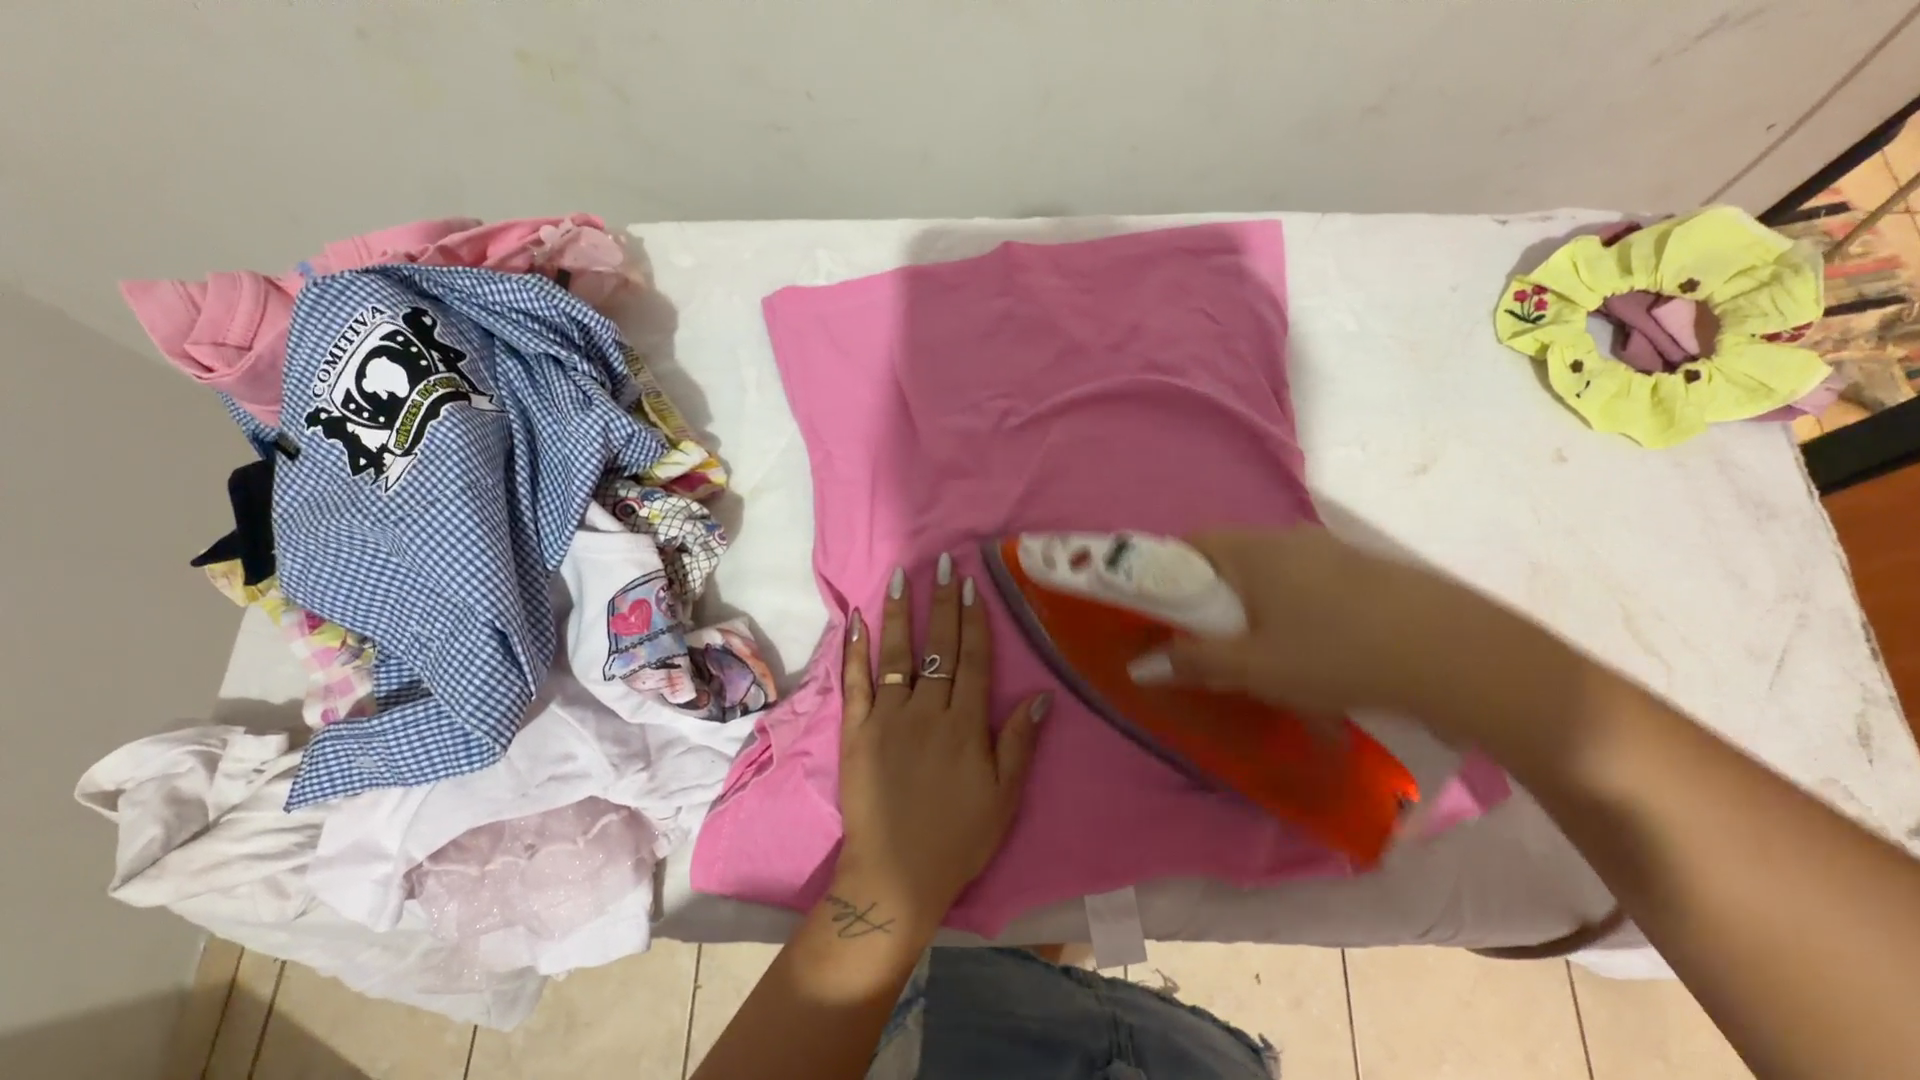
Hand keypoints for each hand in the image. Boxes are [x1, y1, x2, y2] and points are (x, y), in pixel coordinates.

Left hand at [834, 556, 1050, 923]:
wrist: (895, 875)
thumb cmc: (958, 838)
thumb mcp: (1004, 796)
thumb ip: (1019, 742)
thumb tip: (1041, 695)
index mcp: (965, 724)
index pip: (972, 659)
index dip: (973, 619)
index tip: (971, 585)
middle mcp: (927, 710)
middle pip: (938, 647)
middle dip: (941, 602)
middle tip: (942, 563)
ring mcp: (887, 718)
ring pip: (897, 654)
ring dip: (900, 613)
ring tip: (901, 577)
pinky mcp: (855, 732)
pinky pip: (856, 683)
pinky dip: (855, 650)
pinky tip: (856, 620)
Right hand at [1130, 527, 1498, 724]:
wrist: (1456, 655)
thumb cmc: (1336, 656)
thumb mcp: (1255, 669)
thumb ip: (1195, 662)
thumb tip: (1141, 664)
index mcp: (1252, 551)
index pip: (1187, 545)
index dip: (1163, 576)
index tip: (1161, 618)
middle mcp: (1288, 539)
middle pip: (1230, 562)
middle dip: (1213, 605)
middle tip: (1214, 651)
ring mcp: (1334, 552)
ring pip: (1273, 579)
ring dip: (1258, 615)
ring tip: (1269, 664)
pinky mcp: (1368, 573)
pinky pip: (1311, 589)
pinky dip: (1297, 618)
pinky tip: (1319, 659)